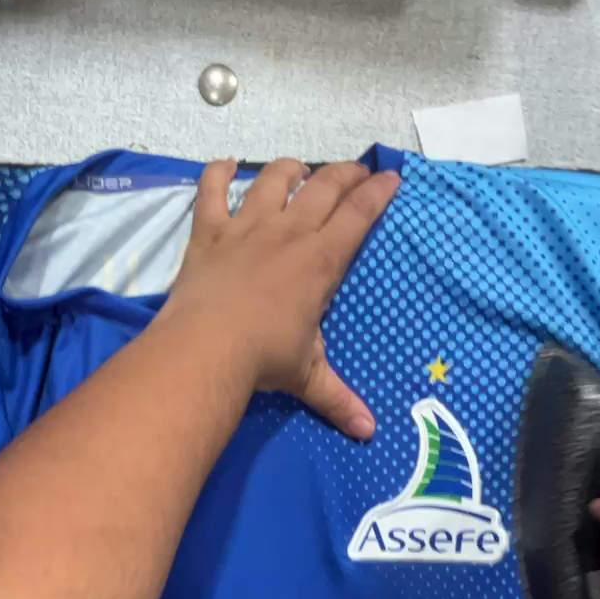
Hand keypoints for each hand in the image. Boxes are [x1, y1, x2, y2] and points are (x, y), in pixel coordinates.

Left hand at [158, 158, 400, 439]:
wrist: (207, 347)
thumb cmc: (265, 359)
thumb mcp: (308, 377)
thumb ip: (339, 399)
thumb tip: (368, 434)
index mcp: (320, 260)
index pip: (358, 214)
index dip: (378, 192)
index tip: (391, 177)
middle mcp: (288, 233)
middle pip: (323, 187)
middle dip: (345, 173)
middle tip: (356, 169)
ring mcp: (245, 227)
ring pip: (272, 179)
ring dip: (289, 169)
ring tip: (298, 168)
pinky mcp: (208, 233)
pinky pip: (210, 191)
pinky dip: (216, 174)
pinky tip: (224, 164)